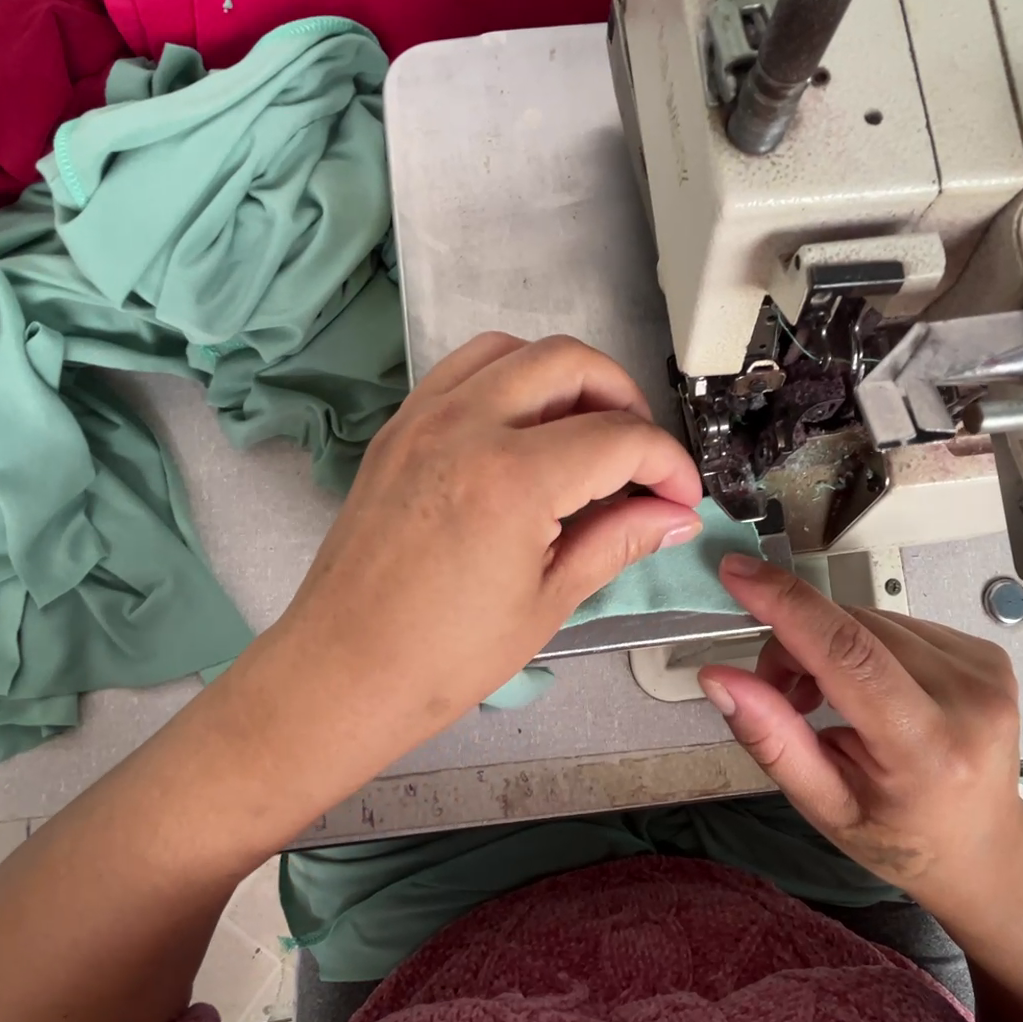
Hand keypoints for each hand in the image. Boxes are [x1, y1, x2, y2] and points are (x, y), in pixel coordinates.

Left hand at [269, 332, 703, 745]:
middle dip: (625, 399)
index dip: (666, 463)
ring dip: (566, 376)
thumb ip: (618, 540)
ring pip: (515, 349)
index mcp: (513, 478)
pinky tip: (524, 428)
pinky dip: (509, 378)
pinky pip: (464, 368)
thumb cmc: (447, 657)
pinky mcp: (398, 426)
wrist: (341, 671)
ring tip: (585, 431)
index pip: (619, 438)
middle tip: (639, 457)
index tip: (681, 495)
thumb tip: (677, 516)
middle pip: (572, 363)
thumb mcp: (549, 601)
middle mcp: (466, 424)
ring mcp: (423, 416)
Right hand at [698, 555, 1022, 897]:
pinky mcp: (986, 653)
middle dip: (795, 642)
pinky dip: (861, 643)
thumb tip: (717, 676)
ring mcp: (984, 669)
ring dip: (827, 642)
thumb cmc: (898, 838)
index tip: (737, 572)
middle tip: (775, 688)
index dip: (788, 605)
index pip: (848, 654)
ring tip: (820, 695)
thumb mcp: (823, 805)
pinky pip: (896, 623)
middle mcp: (968, 697)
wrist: (984, 849)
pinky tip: (863, 683)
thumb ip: (771, 738)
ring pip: (869, 618)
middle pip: (850, 629)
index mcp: (928, 748)